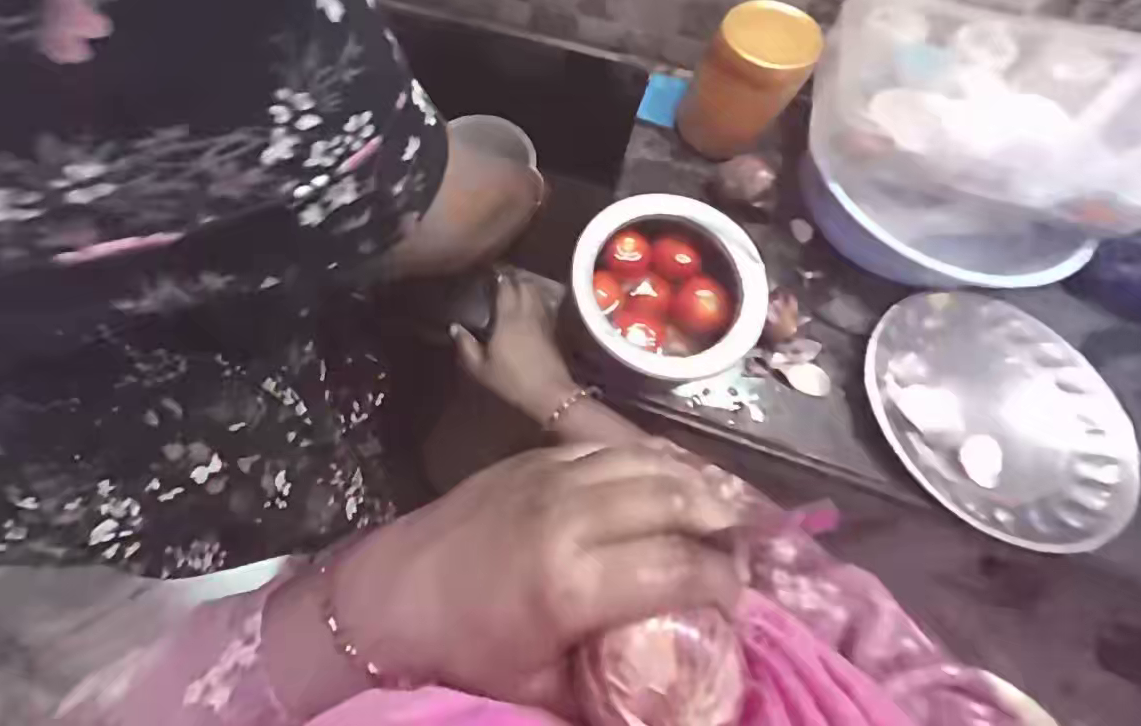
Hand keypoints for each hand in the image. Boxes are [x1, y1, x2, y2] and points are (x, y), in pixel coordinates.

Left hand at [334, 445, 744, 712]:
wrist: (398, 584)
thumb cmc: (468, 646)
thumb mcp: (539, 688)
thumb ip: (610, 689)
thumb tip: (669, 696)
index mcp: (571, 581)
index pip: (674, 568)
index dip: (721, 581)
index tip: (739, 597)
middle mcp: (572, 513)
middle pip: (672, 498)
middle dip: (721, 519)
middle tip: (742, 544)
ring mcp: (557, 473)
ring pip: (647, 460)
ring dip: (694, 479)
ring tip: (721, 504)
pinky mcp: (543, 454)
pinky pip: (613, 443)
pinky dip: (653, 456)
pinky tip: (670, 470)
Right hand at [453, 270, 576, 422]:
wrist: (549, 391)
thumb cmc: (512, 380)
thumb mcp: (481, 368)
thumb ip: (466, 346)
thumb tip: (456, 328)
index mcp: (508, 318)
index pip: (506, 288)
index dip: (500, 277)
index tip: (492, 272)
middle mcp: (527, 312)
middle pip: (524, 284)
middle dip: (515, 277)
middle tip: (503, 276)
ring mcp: (543, 319)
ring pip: (537, 292)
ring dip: (527, 284)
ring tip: (516, 284)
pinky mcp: (553, 328)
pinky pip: (544, 304)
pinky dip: (537, 297)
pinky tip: (531, 302)